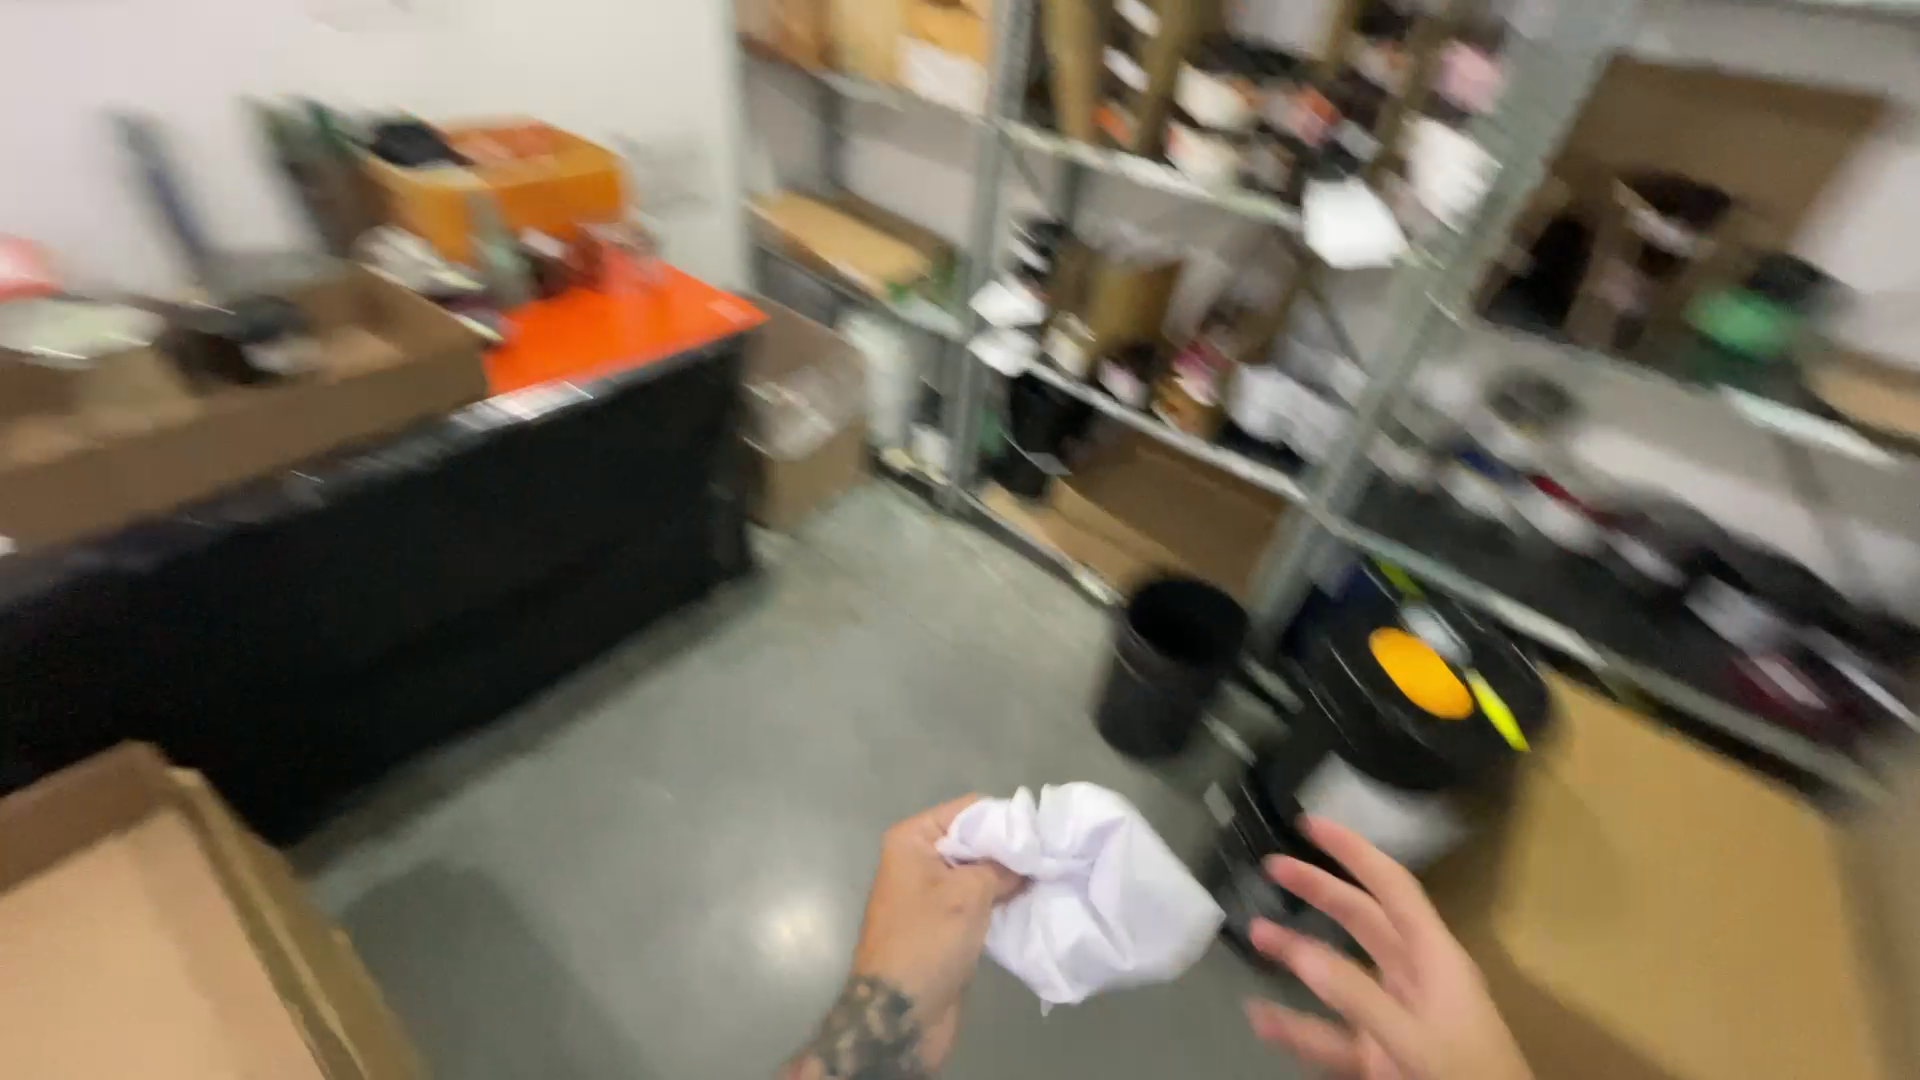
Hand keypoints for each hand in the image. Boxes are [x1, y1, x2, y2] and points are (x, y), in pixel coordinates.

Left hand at [851, 795, 1023, 1069]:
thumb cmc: (926, 941)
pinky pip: (977, 898)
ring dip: (1008, 877)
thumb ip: (1001, 867)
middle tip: (1051, 856)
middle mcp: (919, 857)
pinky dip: (1000, 900)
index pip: (968, 809)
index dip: (1005, 817)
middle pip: (974, 838)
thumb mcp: (967, 895)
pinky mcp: (944, 921)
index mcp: (914, 838)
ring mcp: (931, 891)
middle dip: (1010, 848)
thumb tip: (1029, 858)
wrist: (898, 1016)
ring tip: (1047, 877)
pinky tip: (1031, 902)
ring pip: (978, 870)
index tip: (1042, 831)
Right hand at [1243, 817, 1531, 1079]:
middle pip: (1360, 918)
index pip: (1392, 886)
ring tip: (1255, 933)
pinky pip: (1328, 1032)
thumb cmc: (1474, 1079)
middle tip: (1272, 865)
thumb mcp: (1421, 1040)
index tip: (1310, 822)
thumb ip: (1358, 994)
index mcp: (1435, 959)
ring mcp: (1394, 1018)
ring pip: (1337, 971)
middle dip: (1317, 888)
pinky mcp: (1380, 1057)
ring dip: (1296, 952)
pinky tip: (1261, 1016)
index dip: (1352, 850)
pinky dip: (1294, 1025)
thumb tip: (1299, 951)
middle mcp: (1412, 978)